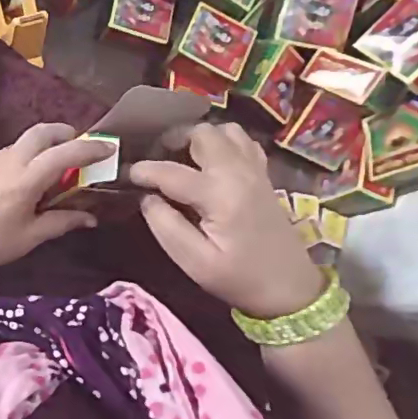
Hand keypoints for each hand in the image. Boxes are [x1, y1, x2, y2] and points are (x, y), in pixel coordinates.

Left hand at [0, 123, 111, 272]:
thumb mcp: (28, 238)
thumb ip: (60, 222)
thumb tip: (89, 218)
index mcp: (24, 180)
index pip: (64, 153)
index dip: (90, 148)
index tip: (109, 148)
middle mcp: (9, 161)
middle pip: (42, 131)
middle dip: (66, 134)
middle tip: (79, 150)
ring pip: (25, 140)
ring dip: (45, 146)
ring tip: (53, 170)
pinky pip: (10, 151)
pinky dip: (27, 156)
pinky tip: (27, 180)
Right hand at [128, 122, 325, 317]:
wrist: (290, 288)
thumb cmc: (239, 279)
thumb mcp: (194, 262)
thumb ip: (165, 226)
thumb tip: (147, 198)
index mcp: (220, 195)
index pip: (171, 172)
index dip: (144, 170)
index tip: (126, 175)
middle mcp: (239, 173)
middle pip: (202, 133)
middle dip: (173, 139)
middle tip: (156, 159)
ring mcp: (255, 171)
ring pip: (225, 130)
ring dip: (200, 137)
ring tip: (182, 156)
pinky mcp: (263, 175)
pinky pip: (242, 141)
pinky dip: (222, 142)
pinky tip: (210, 161)